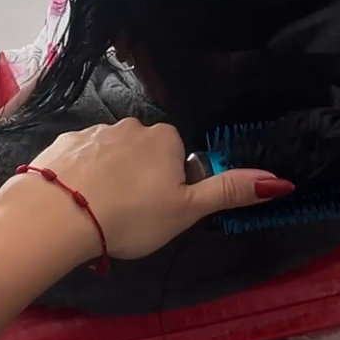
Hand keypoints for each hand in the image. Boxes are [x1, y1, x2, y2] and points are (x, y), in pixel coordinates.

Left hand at [0, 119, 291, 261]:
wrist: (58, 214)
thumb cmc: (131, 215)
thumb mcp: (187, 211)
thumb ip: (229, 191)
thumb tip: (281, 181)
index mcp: (165, 138)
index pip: (179, 157)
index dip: (173, 186)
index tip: (159, 211)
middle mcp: (131, 124)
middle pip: (145, 152)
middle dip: (142, 177)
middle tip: (131, 215)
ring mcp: (94, 130)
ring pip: (112, 153)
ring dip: (111, 175)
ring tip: (100, 211)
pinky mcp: (63, 142)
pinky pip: (81, 156)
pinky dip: (81, 174)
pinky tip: (75, 199)